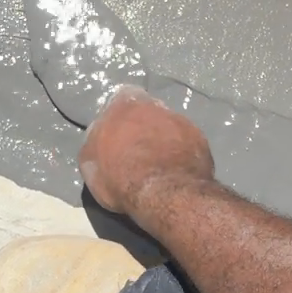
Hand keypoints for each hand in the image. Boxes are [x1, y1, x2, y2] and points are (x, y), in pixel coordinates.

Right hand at [78, 86, 213, 217]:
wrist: (164, 194)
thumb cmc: (120, 177)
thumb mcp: (90, 163)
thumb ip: (95, 142)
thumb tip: (100, 138)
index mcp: (124, 104)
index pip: (122, 98)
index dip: (121, 116)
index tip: (120, 133)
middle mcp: (155, 105)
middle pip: (149, 111)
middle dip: (145, 126)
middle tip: (140, 151)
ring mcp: (182, 120)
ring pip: (170, 126)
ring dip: (165, 139)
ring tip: (160, 164)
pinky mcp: (201, 139)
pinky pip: (188, 143)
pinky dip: (182, 152)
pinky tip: (177, 170)